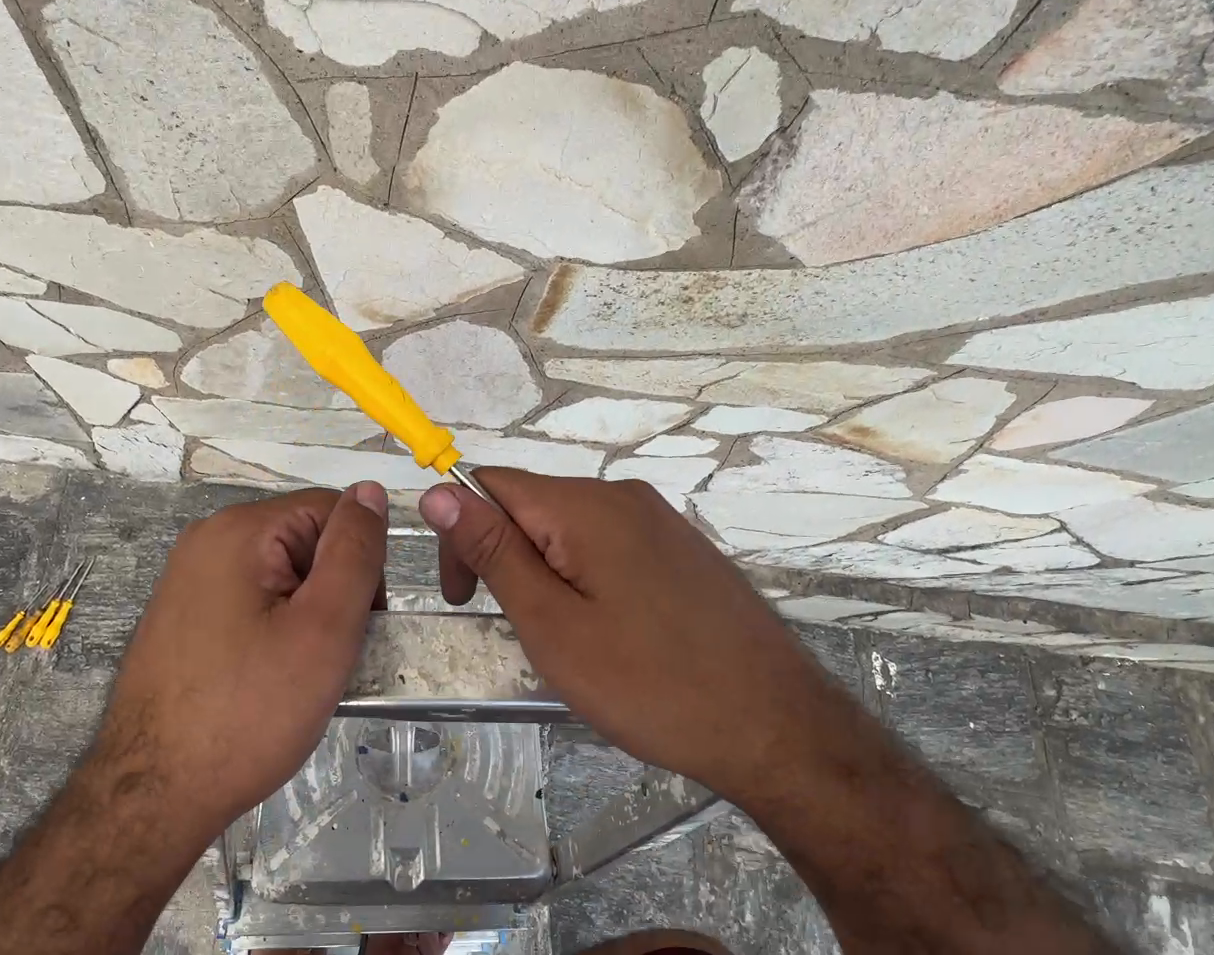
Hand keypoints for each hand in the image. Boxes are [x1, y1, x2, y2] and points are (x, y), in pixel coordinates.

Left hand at [97, 483, 387, 840]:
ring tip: (298, 674)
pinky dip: (272, 630)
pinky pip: (248, 601)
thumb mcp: (324, 628)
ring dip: (305, 615)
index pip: (332, 511)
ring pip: (279, 575)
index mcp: (239, 529)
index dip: (360, 562)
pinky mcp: (179, 616)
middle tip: (328, 657)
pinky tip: (266, 679)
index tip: (358, 624)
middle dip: (331, 590)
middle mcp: (206, 540)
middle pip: (304, 540)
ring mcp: (186, 579)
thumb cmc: (249, 711)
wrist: (154, 794)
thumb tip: (369, 491)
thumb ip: (355, 553)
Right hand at [418, 470, 850, 802]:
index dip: (461, 534)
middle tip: (521, 629)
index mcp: (585, 506)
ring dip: (544, 572)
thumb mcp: (551, 622)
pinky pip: (609, 545)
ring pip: (569, 528)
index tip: (467, 598)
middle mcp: (623, 496)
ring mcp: (660, 521)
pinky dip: (585, 578)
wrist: (777, 728)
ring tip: (569, 638)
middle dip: (503, 556)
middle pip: (531, 504)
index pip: (490, 484)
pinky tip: (611, 632)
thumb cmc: (650, 683)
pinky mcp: (682, 549)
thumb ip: (493, 551)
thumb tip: (437, 491)